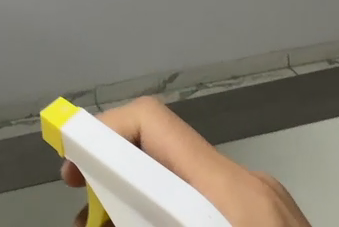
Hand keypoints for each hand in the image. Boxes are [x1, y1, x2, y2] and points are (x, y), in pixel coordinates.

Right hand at [63, 98, 311, 226]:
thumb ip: (145, 225)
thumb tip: (102, 221)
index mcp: (234, 195)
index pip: (152, 123)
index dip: (100, 132)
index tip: (70, 167)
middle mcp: (252, 189)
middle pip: (162, 154)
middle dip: (113, 180)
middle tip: (84, 217)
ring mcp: (268, 210)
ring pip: (183, 185)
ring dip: (140, 209)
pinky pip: (206, 210)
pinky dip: (171, 220)